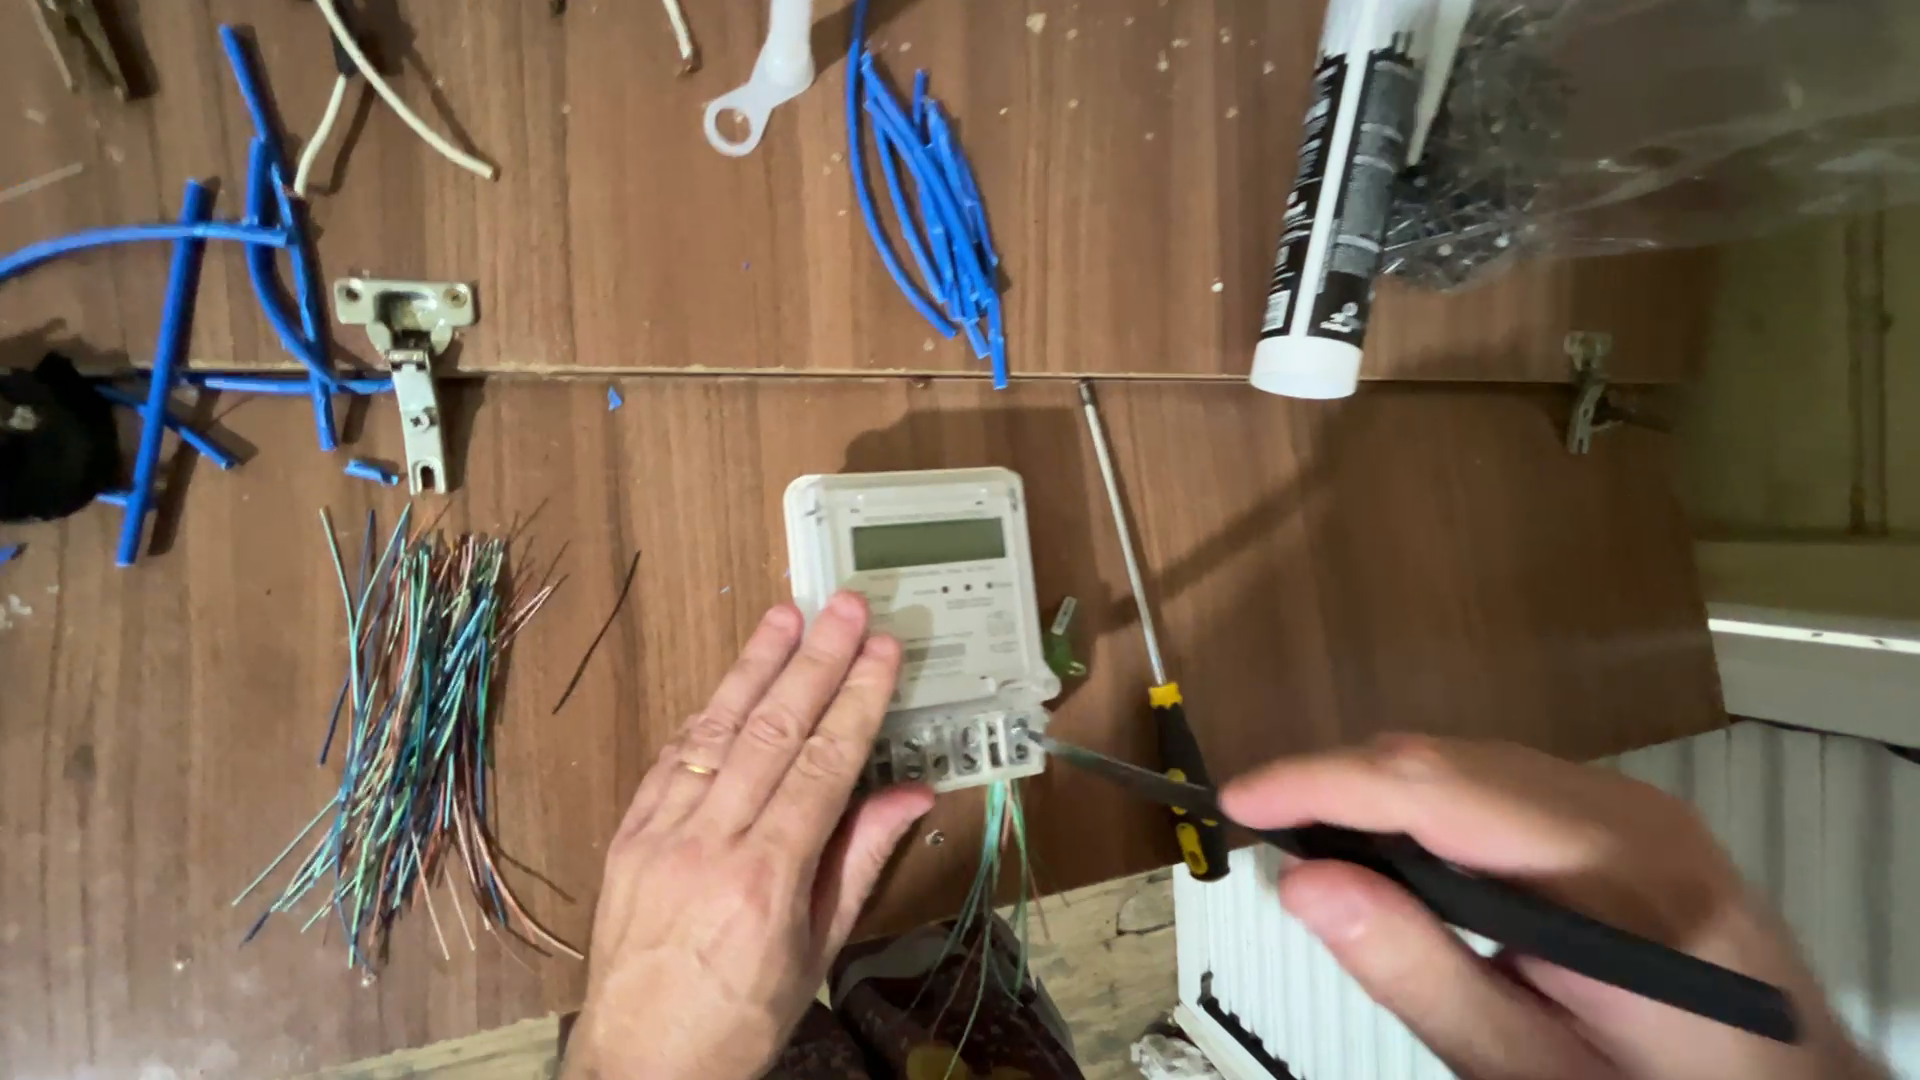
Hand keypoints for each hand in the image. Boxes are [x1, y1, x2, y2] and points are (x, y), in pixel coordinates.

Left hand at [563, 593, 936, 1079]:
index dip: (857, 699)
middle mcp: (709, 844)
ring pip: (716, 727)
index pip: (823, 764)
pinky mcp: (629, 832)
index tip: (881, 652)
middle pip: (771, 729)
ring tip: (786, 615)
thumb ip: (862, 859)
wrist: (638, 1069)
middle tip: (843, 609)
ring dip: (755, 663)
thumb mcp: (818, 951)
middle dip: (815, 659)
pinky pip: (673, 755)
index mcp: (765, 879)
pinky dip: (709, 708)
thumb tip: (913, 795)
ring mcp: (661, 832)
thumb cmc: (740, 1020)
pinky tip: (734, 676)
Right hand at [1219, 735, 1886, 1079]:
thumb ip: (1418, 974)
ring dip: (1368, 792)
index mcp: (1622, 881)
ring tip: (1318, 841)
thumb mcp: (1532, 1073)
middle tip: (1266, 832)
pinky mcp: (1610, 806)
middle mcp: (1626, 810)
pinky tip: (1393, 847)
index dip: (1319, 782)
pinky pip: (1478, 777)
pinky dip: (1411, 801)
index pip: (1432, 790)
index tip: (1235, 800)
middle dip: (1334, 786)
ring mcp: (1624, 799)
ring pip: (1449, 760)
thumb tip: (1300, 880)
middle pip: (1436, 763)